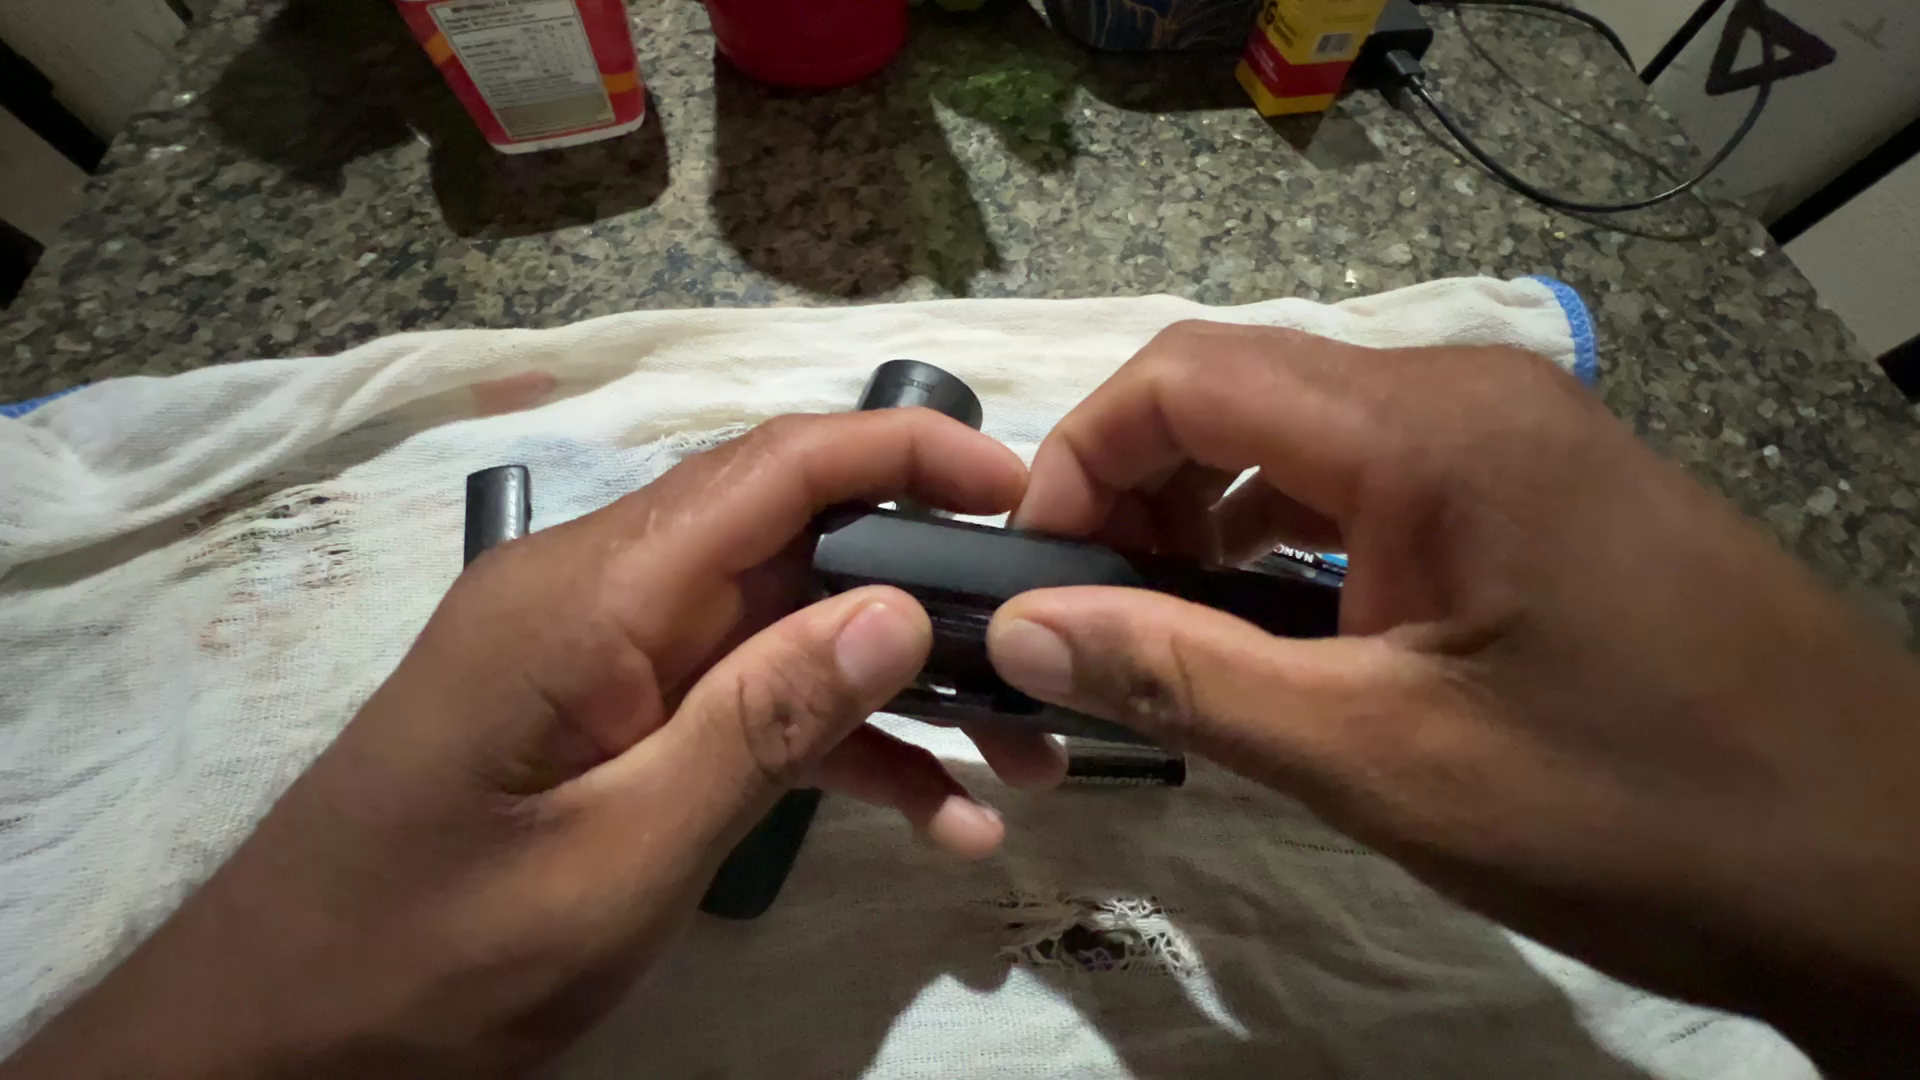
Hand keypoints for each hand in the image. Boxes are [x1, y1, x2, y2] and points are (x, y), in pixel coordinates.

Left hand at [3, 408, 1058, 1078]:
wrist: (269, 1057)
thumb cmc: (426, 963)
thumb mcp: (617, 858)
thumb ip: (760, 724)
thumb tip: (897, 613)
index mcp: (599, 590)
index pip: (775, 469)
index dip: (902, 454)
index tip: (1012, 485)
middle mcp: (621, 591)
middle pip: (807, 542)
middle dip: (934, 581)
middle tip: (1039, 627)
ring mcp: (634, 651)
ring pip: (805, 629)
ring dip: (913, 686)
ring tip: (1025, 755)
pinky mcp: (644, 709)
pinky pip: (770, 703)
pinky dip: (857, 749)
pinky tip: (945, 817)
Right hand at [986, 322, 1919, 1069]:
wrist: (1887, 877)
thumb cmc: (1628, 814)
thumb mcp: (1370, 757)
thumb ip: (1178, 677)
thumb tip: (1019, 630)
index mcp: (1423, 428)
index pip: (1185, 376)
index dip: (1081, 453)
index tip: (1038, 557)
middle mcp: (1451, 390)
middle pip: (1223, 385)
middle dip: (1125, 478)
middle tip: (1084, 590)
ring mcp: (1486, 429)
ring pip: (1273, 422)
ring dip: (1187, 499)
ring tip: (1152, 599)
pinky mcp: (1503, 478)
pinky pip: (1334, 464)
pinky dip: (1257, 519)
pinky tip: (1247, 597)